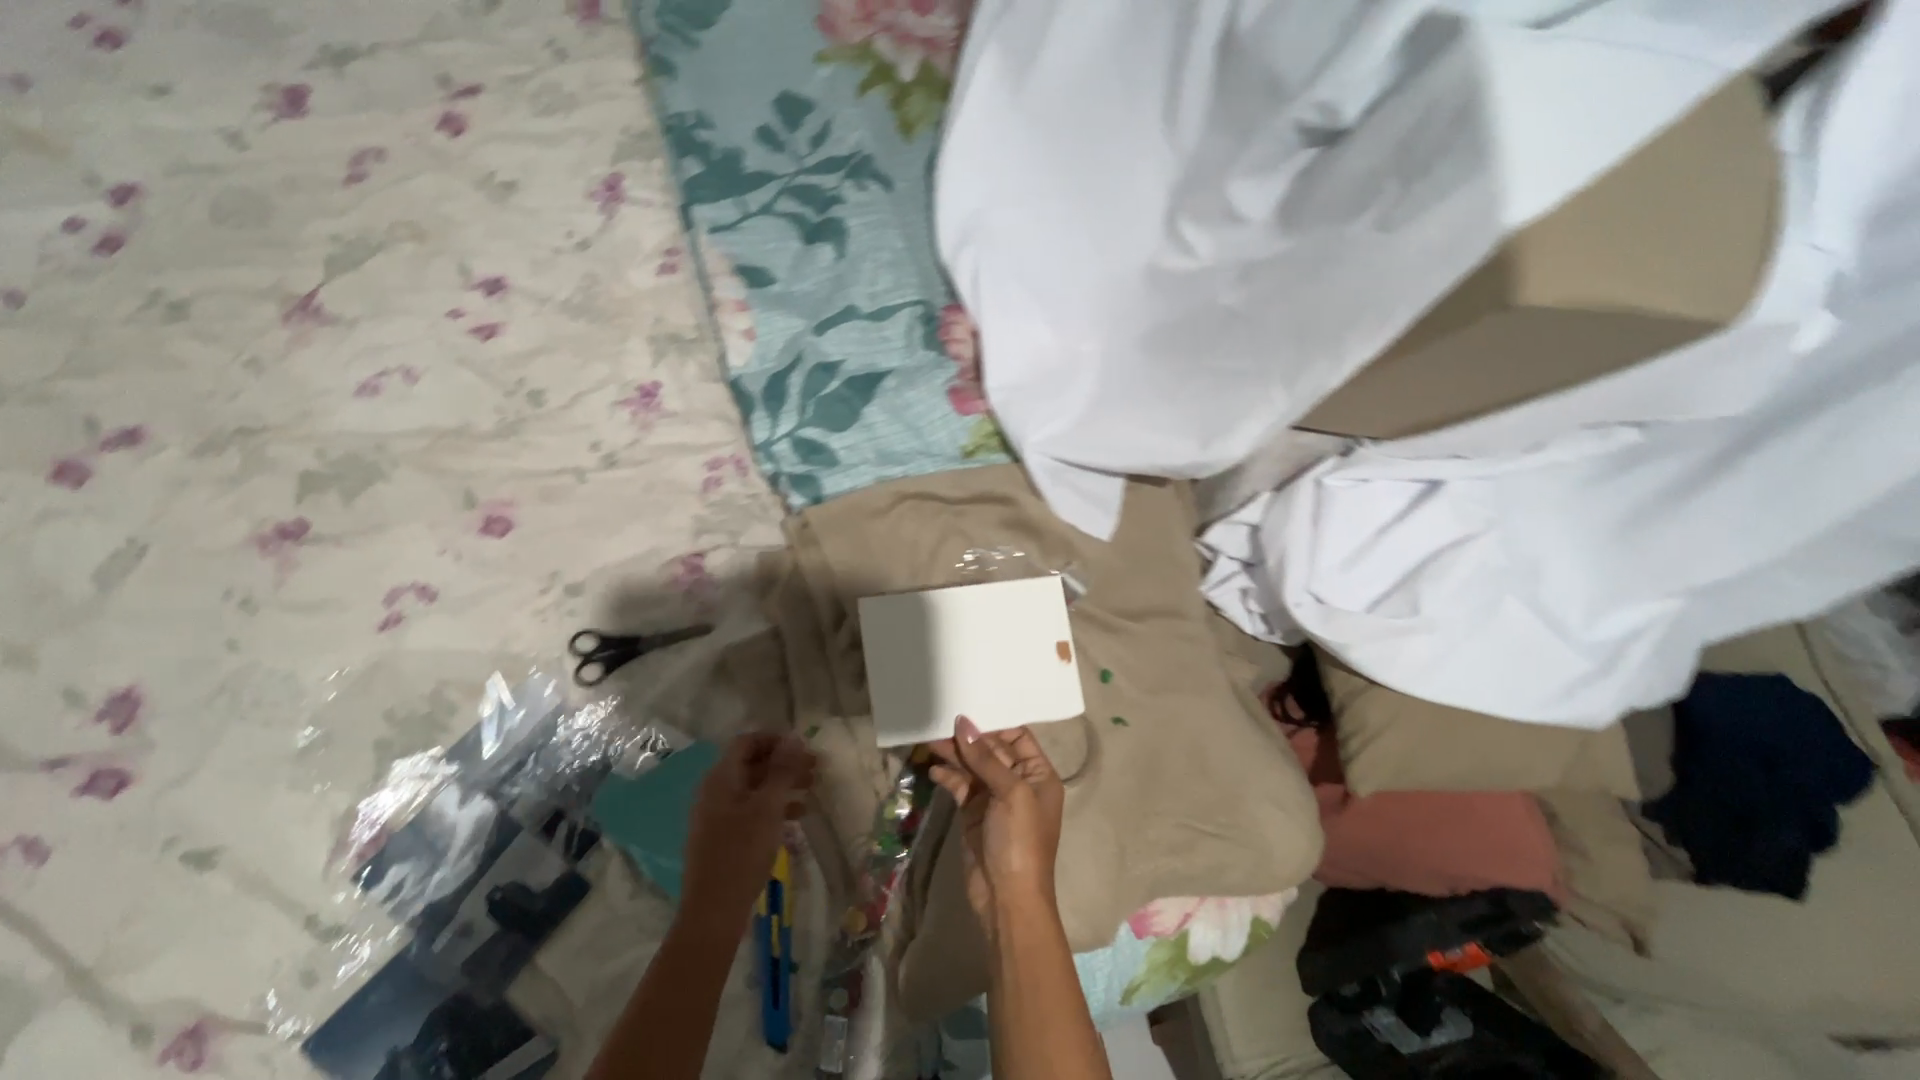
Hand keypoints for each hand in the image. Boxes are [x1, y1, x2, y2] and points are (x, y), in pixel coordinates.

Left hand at [679, 733, 814, 930]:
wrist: (714, 910)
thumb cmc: (742, 853)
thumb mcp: (768, 808)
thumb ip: (781, 771)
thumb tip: (794, 738)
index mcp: (721, 778)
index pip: (747, 742)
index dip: (775, 739)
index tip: (805, 747)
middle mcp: (716, 791)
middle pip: (751, 764)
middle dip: (784, 763)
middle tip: (816, 769)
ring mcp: (718, 815)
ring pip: (754, 788)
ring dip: (783, 785)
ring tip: (813, 791)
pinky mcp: (724, 837)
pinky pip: (751, 810)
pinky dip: (774, 807)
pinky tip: (797, 817)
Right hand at [928, 717, 1065, 930]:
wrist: (1007, 898)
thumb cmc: (1020, 841)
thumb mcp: (1010, 794)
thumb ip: (985, 757)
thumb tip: (963, 723)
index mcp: (1039, 775)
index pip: (1017, 736)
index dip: (993, 723)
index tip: (966, 708)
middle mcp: (1018, 783)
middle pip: (991, 750)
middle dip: (967, 737)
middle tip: (938, 721)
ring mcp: (995, 799)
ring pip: (973, 767)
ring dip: (954, 754)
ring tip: (929, 741)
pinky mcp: (973, 814)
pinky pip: (960, 787)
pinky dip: (948, 776)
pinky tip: (933, 769)